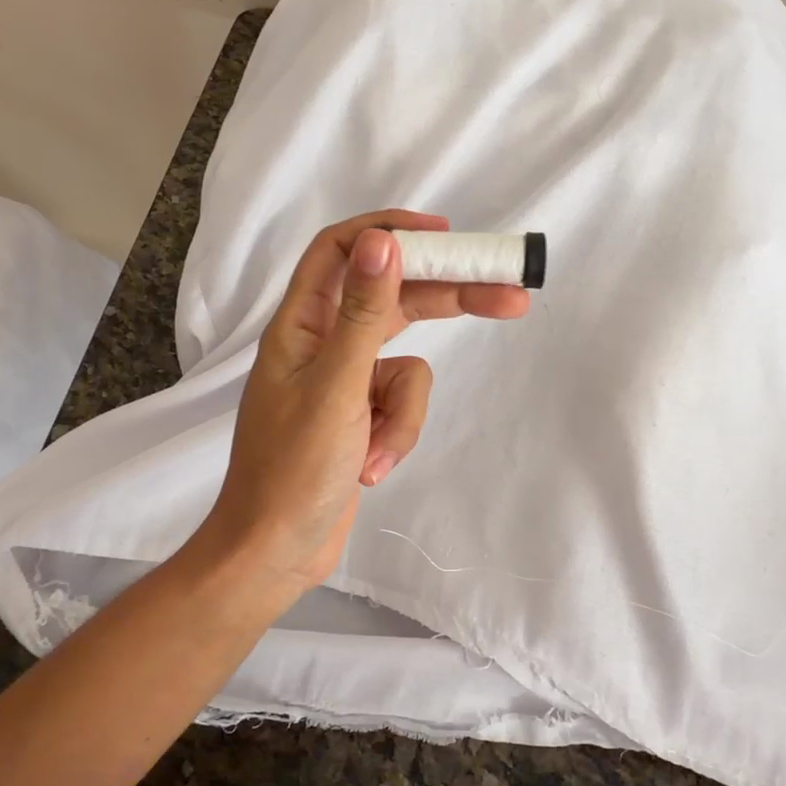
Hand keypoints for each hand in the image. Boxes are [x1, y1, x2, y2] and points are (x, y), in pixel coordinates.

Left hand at [194, 210, 528, 591]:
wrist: (275, 554)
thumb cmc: (293, 470)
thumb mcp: (336, 387)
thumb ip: (364, 312)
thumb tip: (383, 240)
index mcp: (300, 323)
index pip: (342, 250)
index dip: (390, 230)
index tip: (446, 235)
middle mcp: (322, 342)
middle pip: (393, 298)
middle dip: (444, 302)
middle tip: (510, 295)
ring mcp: (345, 381)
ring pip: (405, 364)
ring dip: (404, 409)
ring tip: (379, 451)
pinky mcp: (362, 416)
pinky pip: (401, 404)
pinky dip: (396, 434)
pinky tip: (371, 468)